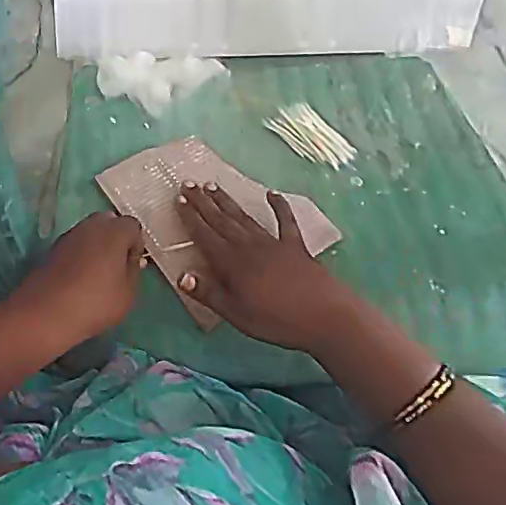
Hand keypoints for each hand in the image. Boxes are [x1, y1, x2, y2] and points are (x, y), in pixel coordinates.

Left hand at [6, 213, 146, 341]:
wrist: (45, 312)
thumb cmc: (95, 302)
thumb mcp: (127, 293)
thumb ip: (133, 270)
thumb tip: (130, 259)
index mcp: (113, 231)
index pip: (132, 226)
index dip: (136, 245)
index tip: (132, 266)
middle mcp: (90, 226)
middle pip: (109, 222)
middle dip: (116, 239)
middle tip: (117, 266)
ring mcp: (69, 235)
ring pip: (90, 232)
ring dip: (97, 246)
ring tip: (98, 274)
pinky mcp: (53, 248)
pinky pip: (75, 244)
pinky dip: (80, 254)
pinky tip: (80, 277)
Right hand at [174, 184, 380, 354]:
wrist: (327, 317)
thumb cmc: (277, 320)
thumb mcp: (236, 314)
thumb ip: (209, 294)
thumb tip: (182, 276)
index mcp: (231, 263)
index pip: (204, 235)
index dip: (190, 217)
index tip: (179, 200)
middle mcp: (249, 246)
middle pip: (221, 220)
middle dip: (203, 202)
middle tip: (188, 184)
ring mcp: (273, 243)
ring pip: (244, 217)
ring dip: (227, 201)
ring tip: (213, 186)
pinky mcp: (295, 246)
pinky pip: (285, 221)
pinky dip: (279, 206)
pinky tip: (272, 194)